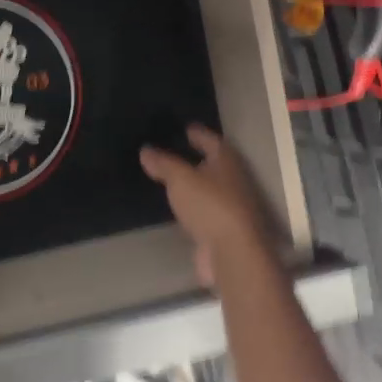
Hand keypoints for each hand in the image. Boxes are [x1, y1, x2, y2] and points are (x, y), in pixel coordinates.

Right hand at [140, 124, 271, 287]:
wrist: (233, 254)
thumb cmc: (210, 206)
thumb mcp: (180, 178)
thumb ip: (163, 163)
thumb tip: (146, 150)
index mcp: (227, 163)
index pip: (213, 141)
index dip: (199, 134)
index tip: (187, 127)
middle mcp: (234, 183)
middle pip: (215, 165)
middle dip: (199, 158)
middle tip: (176, 151)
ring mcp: (232, 209)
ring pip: (211, 190)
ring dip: (196, 184)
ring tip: (174, 179)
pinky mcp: (224, 232)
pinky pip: (205, 212)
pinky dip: (193, 207)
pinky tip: (179, 208)